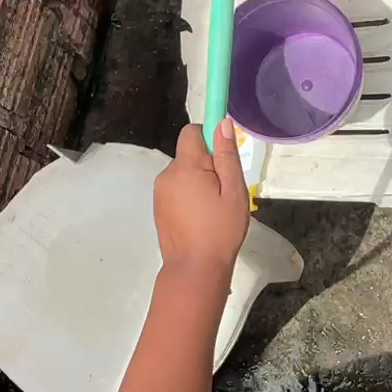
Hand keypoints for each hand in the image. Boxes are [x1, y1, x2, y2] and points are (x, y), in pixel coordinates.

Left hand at [154, 120, 248, 275]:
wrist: (195, 268)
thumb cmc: (221, 230)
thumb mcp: (234, 191)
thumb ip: (227, 155)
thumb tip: (222, 123)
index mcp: (186, 167)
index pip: (191, 132)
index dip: (209, 137)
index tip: (223, 156)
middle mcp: (167, 174)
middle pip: (188, 154)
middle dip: (207, 165)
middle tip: (224, 191)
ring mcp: (160, 192)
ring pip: (183, 173)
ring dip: (198, 182)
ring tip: (213, 208)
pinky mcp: (158, 207)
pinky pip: (176, 189)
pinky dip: (189, 196)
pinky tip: (200, 217)